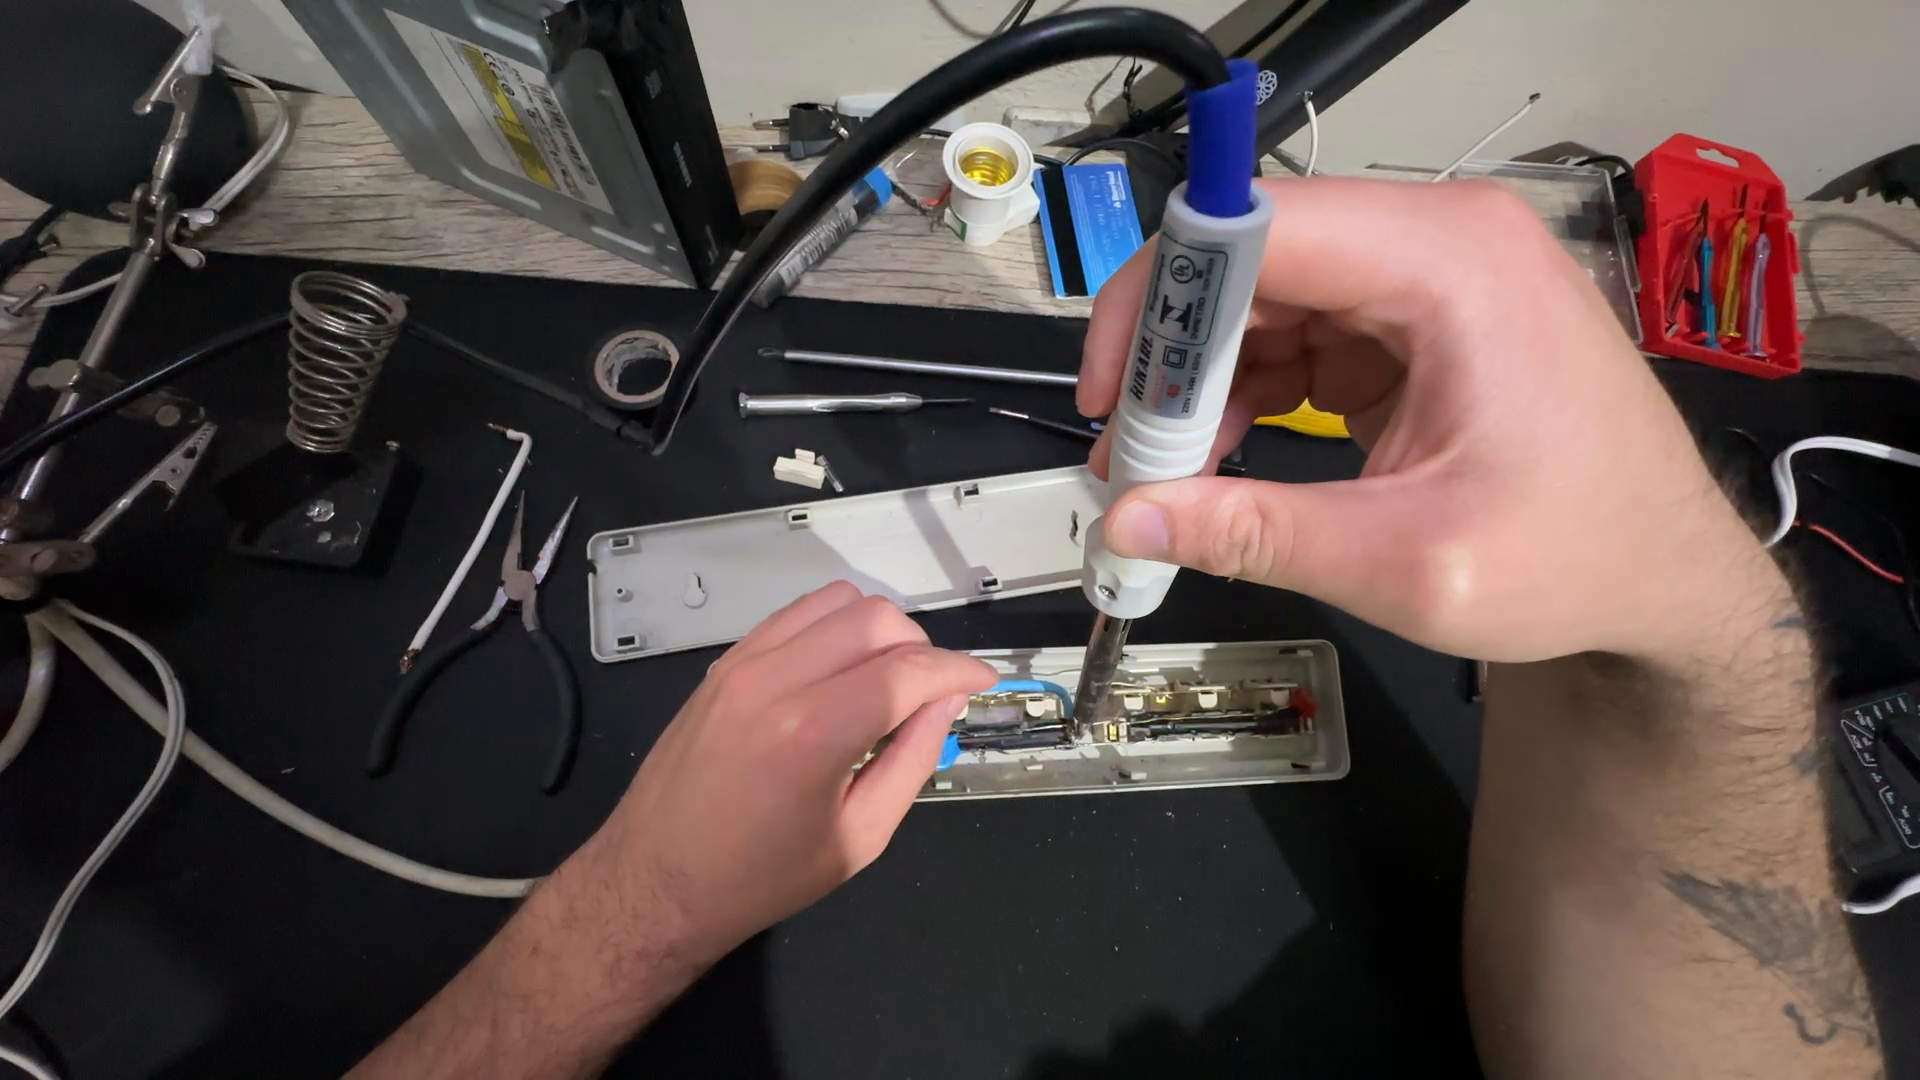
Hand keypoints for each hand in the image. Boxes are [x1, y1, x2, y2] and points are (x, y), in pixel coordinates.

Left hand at [575, 582, 995, 967]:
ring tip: (886, 676)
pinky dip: (836, 626)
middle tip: (930, 692)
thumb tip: (947, 702)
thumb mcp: (860, 836)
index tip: (982, 680)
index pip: (908, 670)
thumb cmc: (762, 877)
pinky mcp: (727, 660)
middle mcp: (777, 679)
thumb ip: (914, 760)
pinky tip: (841, 666)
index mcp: (814, 732)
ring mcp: (745, 661)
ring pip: (840, 601)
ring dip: (879, 630)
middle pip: (877, 619)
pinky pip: (798, 612)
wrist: (653, 881)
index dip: (958, 670)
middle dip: (922, 647)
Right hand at [1079, 177, 1771, 662]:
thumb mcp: (1402, 563)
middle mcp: (1430, 247)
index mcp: (1450, 265)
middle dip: (1167, 359)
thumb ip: (1253, 536)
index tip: (1110, 392)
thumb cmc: (1576, 561)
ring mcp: (1412, 284)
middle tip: (1127, 448)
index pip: (1252, 230)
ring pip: (1250, 306)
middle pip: (1243, 265)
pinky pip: (1280, 340)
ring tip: (1166, 467)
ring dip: (1194, 384)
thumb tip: (1127, 522)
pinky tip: (1219, 456)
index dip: (1157, 300)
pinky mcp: (1397, 328)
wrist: (1659, 579)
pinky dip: (1233, 396)